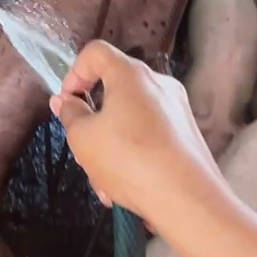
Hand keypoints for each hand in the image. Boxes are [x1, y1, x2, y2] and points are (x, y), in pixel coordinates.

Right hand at [49, 41, 225, 220]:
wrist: (190, 204)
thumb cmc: (130, 161)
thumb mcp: (83, 138)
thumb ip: (70, 114)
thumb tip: (65, 101)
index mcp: (131, 74)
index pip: (95, 53)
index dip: (73, 73)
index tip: (67, 103)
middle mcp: (159, 84)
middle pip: (114, 88)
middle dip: (93, 118)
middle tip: (83, 146)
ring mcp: (178, 110)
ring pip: (130, 117)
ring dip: (111, 142)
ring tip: (103, 180)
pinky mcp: (189, 137)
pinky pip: (150, 135)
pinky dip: (134, 153)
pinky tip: (125, 188)